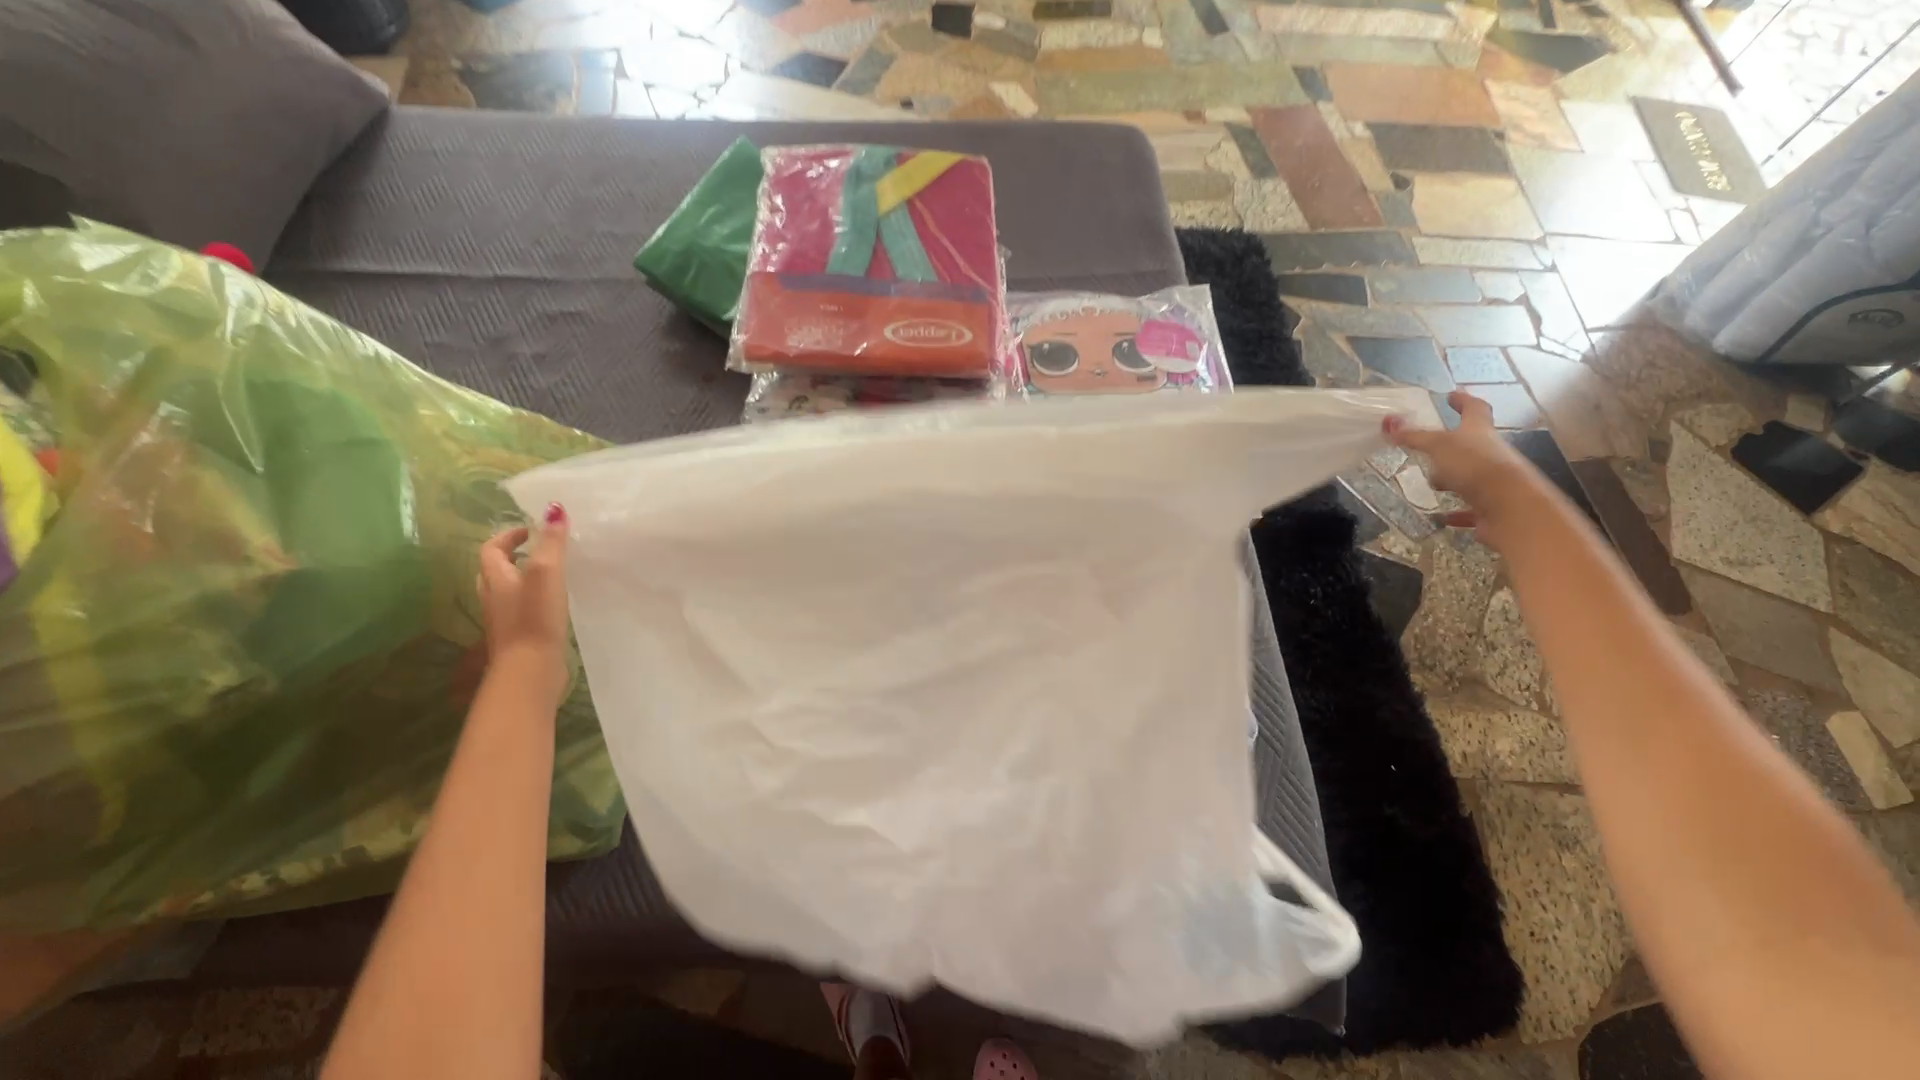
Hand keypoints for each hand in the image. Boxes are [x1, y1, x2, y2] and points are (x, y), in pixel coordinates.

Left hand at [477, 504, 571, 704]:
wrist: (530, 669)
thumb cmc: (534, 617)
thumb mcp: (546, 571)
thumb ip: (551, 541)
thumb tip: (554, 508)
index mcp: (496, 579)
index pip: (492, 549)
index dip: (508, 536)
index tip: (530, 531)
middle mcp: (494, 599)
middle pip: (494, 571)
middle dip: (511, 557)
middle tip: (535, 551)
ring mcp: (505, 621)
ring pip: (506, 593)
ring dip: (521, 581)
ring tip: (548, 576)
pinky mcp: (519, 638)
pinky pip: (521, 612)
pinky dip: (532, 602)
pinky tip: (553, 606)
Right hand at [1384, 390, 1542, 548]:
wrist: (1510, 506)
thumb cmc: (1475, 465)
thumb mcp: (1438, 446)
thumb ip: (1414, 436)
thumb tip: (1388, 422)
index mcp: (1480, 432)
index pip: (1474, 409)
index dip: (1463, 401)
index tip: (1452, 395)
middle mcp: (1491, 453)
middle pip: (1473, 443)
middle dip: (1453, 444)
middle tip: (1431, 447)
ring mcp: (1493, 481)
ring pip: (1470, 474)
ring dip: (1453, 476)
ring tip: (1433, 481)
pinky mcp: (1490, 507)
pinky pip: (1470, 508)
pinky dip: (1456, 512)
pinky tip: (1442, 517)